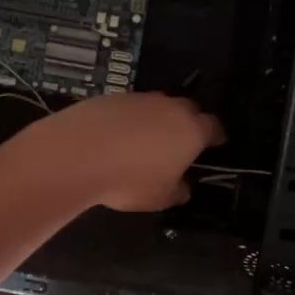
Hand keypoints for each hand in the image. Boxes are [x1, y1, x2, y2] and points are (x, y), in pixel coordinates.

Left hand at [6, 92, 224, 211]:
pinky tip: (117, 138)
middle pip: (188, 109)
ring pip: (158, 106)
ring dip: (157, 120)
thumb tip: (183, 187)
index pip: (213, 126)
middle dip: (188, 123)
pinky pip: (131, 108)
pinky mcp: (114, 96)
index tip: (215, 143)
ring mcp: (141, 98)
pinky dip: (130, 120)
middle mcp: (170, 107)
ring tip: (145, 142)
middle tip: (180, 142)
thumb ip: (177, 191)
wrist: (78, 152)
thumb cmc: (130, 179)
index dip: (215, 135)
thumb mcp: (159, 197)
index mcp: (191, 130)